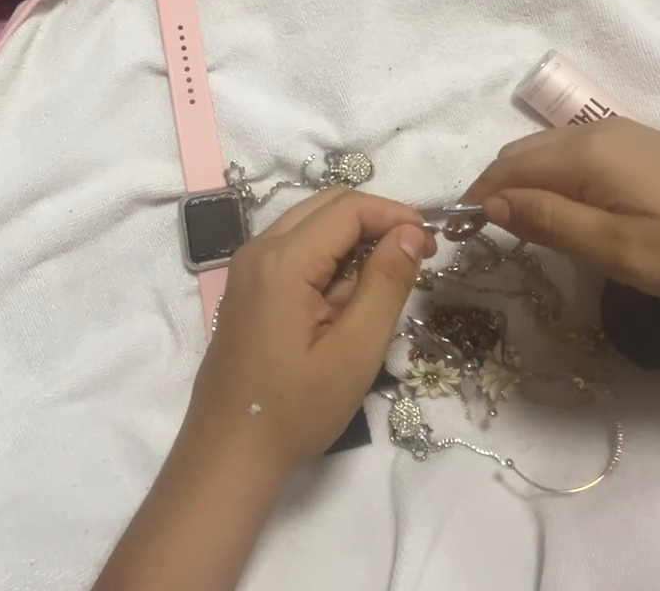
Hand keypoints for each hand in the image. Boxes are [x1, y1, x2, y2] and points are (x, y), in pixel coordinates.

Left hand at [178, 189, 433, 478]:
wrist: (228, 453)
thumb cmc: (295, 410)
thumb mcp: (355, 352)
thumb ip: (386, 284)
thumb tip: (411, 232)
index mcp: (282, 261)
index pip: (348, 208)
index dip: (394, 214)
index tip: (431, 242)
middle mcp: (259, 249)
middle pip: (328, 206)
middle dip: (376, 220)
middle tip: (417, 255)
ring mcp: (249, 265)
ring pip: (312, 223)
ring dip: (354, 238)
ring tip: (390, 277)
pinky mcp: (249, 284)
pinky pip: (296, 248)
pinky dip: (331, 256)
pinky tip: (350, 295)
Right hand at [463, 117, 659, 309]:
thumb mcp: (621, 249)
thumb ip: (551, 222)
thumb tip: (490, 203)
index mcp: (586, 152)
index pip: (506, 169)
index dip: (475, 199)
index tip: (458, 237)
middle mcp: (599, 132)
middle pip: (524, 154)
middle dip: (495, 188)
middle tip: (486, 238)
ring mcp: (629, 136)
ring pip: (552, 153)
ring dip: (525, 183)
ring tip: (522, 227)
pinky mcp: (652, 149)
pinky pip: (581, 156)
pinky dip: (557, 179)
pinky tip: (572, 209)